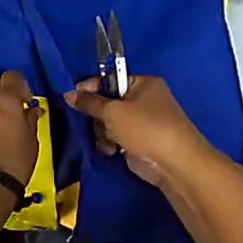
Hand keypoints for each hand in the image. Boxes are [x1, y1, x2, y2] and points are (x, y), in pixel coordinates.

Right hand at [62, 76, 221, 190]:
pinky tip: (113, 151)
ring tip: (109, 142)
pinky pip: (116, 136)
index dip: (90, 88)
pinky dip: (111, 143)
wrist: (175, 164)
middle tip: (97, 124)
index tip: (73, 98)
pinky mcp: (139, 140)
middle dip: (98, 116)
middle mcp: (143, 99)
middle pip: (107, 102)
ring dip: (103, 133)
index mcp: (143, 83)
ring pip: (108, 121)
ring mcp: (142, 121)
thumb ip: (89, 102)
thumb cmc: (146, 129)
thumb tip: (68, 94)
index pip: (109, 79)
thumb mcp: (113, 112)